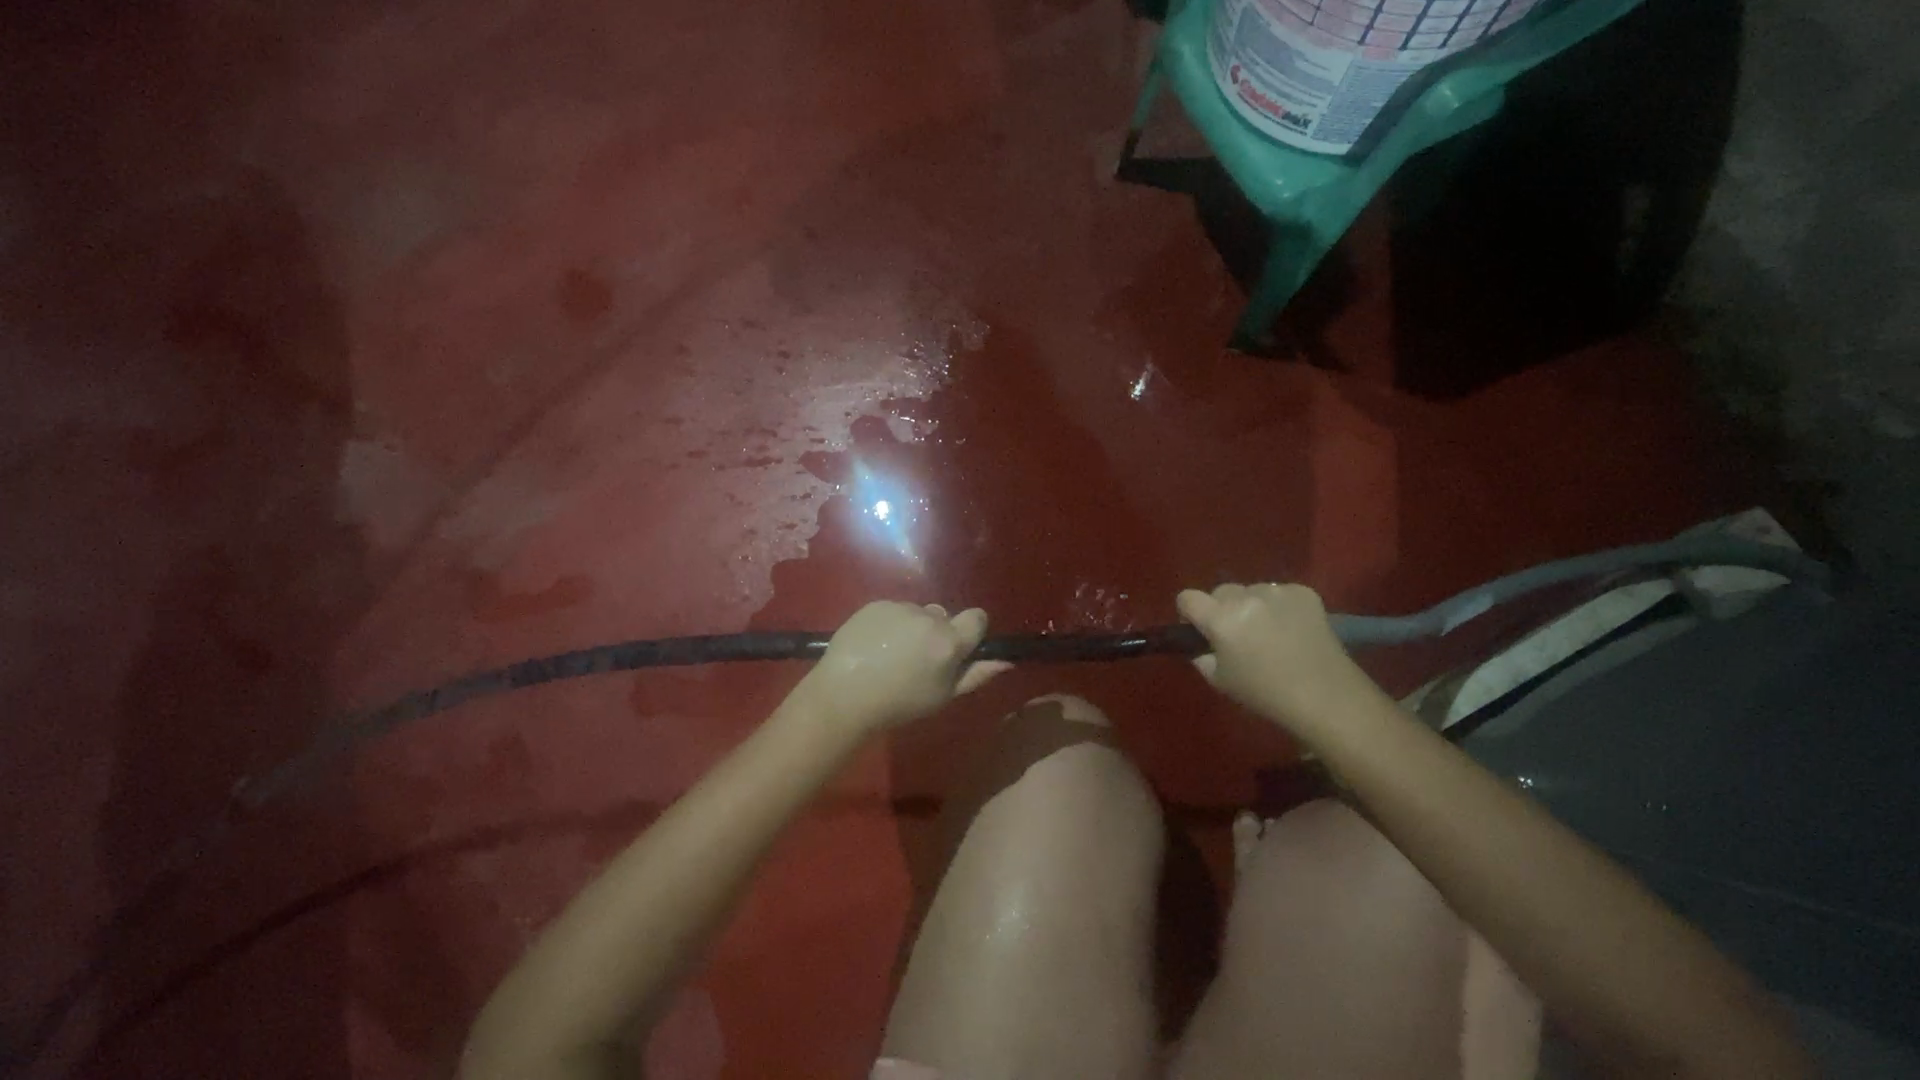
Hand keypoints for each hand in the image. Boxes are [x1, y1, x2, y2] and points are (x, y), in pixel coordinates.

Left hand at [791, 602, 1011, 736]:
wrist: (844, 696)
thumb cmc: (899, 704)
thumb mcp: (943, 696)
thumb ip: (977, 674)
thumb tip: (1006, 660)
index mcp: (948, 642)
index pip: (977, 617)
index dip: (970, 631)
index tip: (957, 648)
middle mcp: (928, 617)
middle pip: (944, 616)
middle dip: (937, 632)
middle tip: (917, 660)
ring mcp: (899, 608)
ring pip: (918, 613)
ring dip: (913, 627)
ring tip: (891, 655)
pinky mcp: (875, 604)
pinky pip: (893, 610)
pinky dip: (889, 624)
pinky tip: (874, 646)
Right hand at [1177, 583, 1378, 732]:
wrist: (1325, 696)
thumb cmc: (1266, 694)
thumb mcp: (1220, 681)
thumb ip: (1202, 657)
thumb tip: (1200, 645)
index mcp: (1221, 619)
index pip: (1187, 597)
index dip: (1189, 612)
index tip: (1199, 629)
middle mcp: (1247, 596)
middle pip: (1221, 591)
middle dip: (1222, 609)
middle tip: (1237, 636)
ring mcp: (1278, 591)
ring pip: (1252, 591)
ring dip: (1252, 606)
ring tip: (1270, 633)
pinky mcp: (1304, 592)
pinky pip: (1280, 593)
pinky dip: (1280, 607)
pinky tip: (1292, 630)